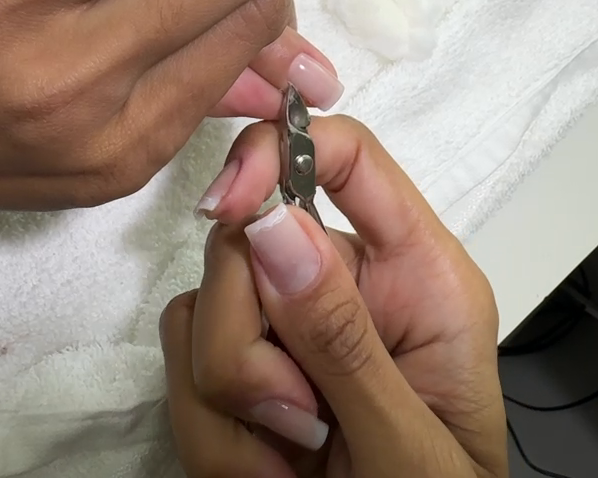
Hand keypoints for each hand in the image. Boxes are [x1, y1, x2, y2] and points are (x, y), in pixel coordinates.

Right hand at [160, 117, 506, 477]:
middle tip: (298, 418)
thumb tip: (271, 222)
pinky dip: (208, 425)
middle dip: (249, 332)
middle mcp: (346, 280)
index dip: (279, 151)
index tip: (225, 204)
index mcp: (415, 273)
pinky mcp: (243, 363)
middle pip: (249, 233)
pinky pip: (181, 355)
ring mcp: (288, 321)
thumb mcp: (410, 444)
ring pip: (203, 299)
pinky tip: (265, 470)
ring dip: (231, 395)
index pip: (347, 155)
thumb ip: (343, 337)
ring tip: (290, 460)